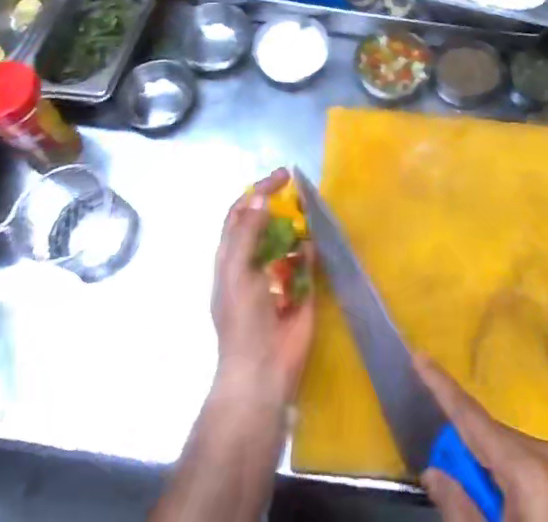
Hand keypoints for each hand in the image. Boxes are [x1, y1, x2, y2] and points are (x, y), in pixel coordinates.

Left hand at [211, 169, 314, 407]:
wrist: (262, 370)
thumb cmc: (242, 320)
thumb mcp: (237, 272)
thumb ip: (247, 234)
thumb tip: (261, 199)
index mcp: (231, 257)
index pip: (241, 214)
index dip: (257, 192)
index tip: (281, 177)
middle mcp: (254, 262)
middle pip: (267, 223)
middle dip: (281, 204)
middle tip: (300, 189)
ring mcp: (279, 276)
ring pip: (290, 240)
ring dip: (298, 224)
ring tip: (311, 212)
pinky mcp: (303, 291)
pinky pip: (309, 262)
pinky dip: (312, 249)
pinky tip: (316, 243)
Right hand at [414, 355, 547, 521]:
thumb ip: (459, 508)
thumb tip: (434, 472)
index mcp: (526, 467)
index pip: (472, 416)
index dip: (441, 386)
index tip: (418, 355)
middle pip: (490, 435)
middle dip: (462, 447)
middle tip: (441, 474)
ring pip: (508, 451)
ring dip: (484, 466)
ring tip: (478, 504)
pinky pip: (528, 466)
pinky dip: (506, 476)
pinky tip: (502, 507)